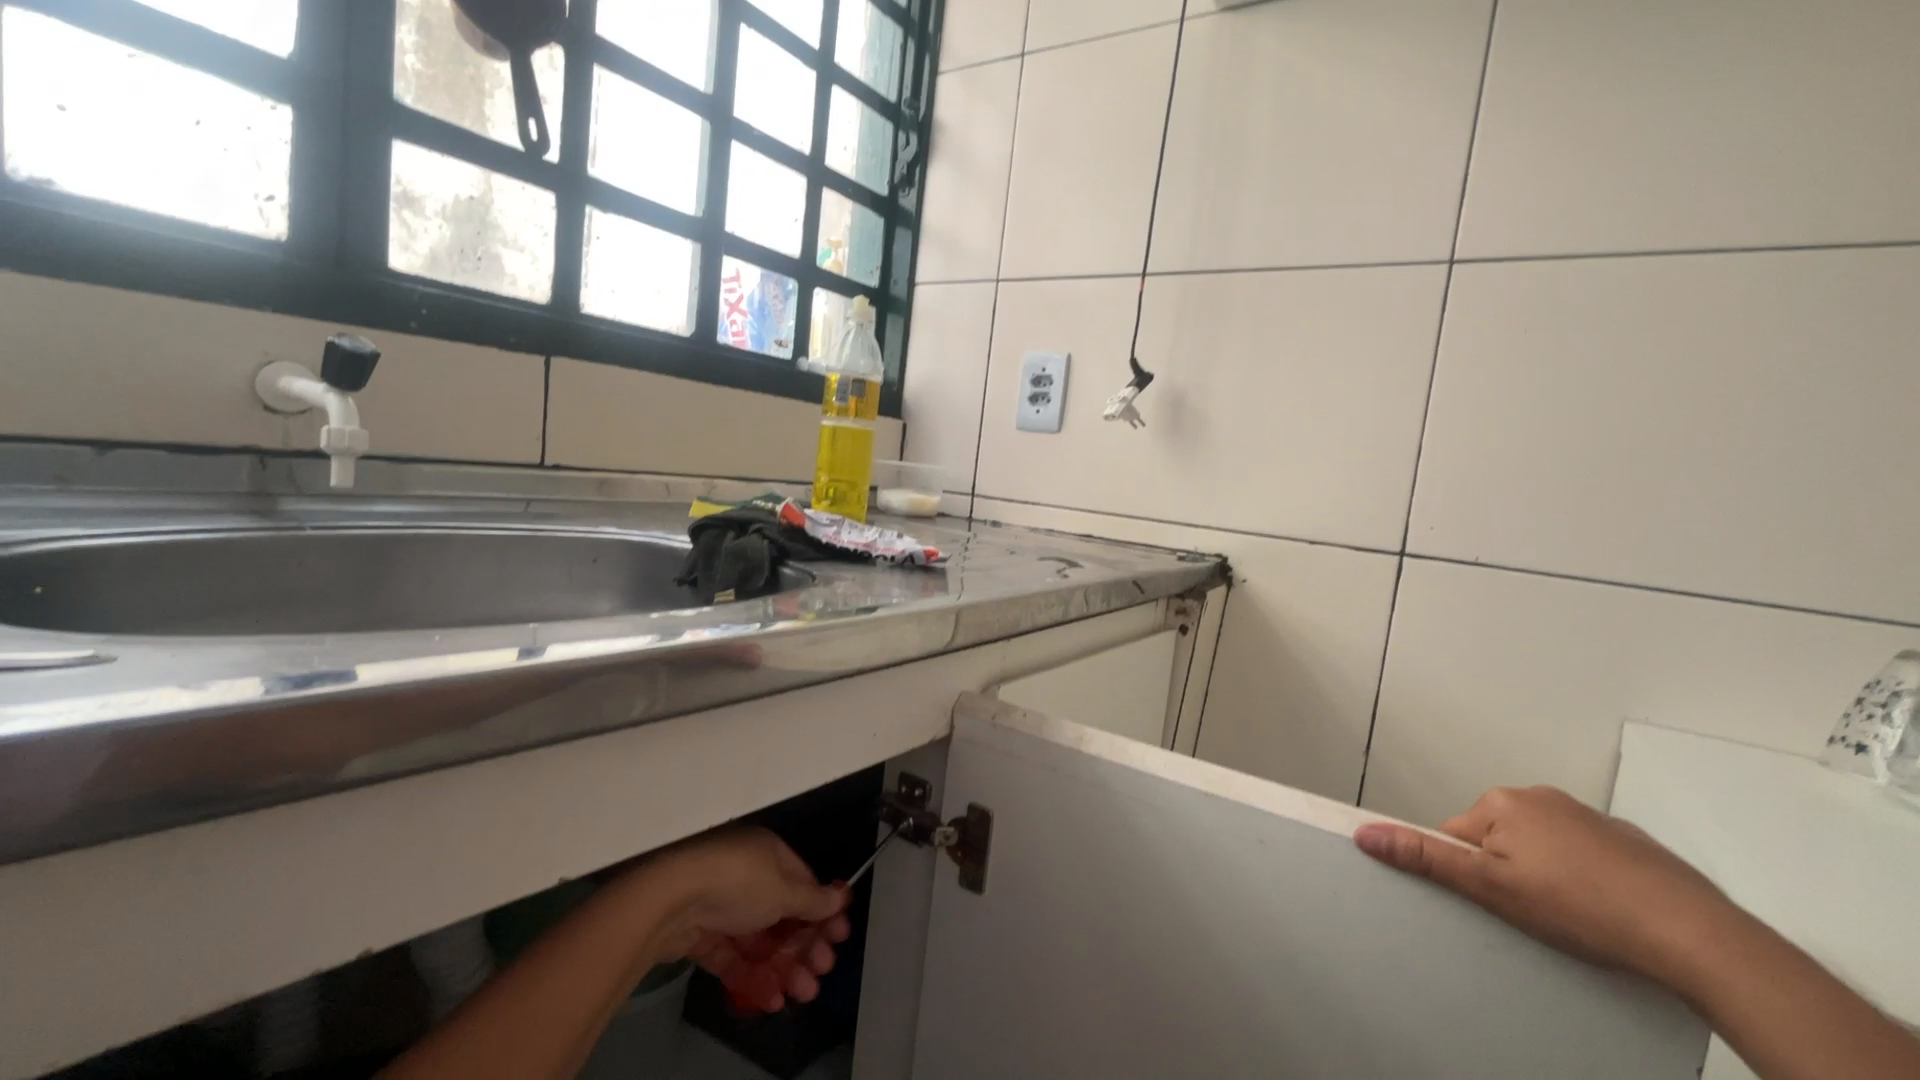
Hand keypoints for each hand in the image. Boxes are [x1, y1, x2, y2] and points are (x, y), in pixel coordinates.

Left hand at [624, 827, 850, 1011]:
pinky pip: (733, 955)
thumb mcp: (784, 890)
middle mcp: (746, 876)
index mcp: (769, 855)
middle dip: (806, 945)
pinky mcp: (700, 935)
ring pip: (760, 940)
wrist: (669, 900)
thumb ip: (813, 900)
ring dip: (785, 967)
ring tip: (802, 993)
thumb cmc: (738, 883)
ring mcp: (721, 907)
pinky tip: (772, 999)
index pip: (804, 883)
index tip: (840, 937)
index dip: (824, 912)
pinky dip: (753, 976)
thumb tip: (841, 896)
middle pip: (784, 915)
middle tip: (822, 969)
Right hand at [1353, 786, 1732, 984]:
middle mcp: (1541, 796)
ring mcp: (1587, 816)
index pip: (1454, 834)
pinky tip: (1599, 910)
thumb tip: (1366, 832)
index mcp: (1503, 801)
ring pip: (1539, 847)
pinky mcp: (1625, 840)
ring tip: (1568, 915)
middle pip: (1496, 838)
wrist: (1689, 931)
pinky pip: (1581, 856)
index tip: (1490, 902)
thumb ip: (1426, 857)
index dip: (1465, 872)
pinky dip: (1582, 878)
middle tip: (1528, 912)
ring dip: (1542, 875)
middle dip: (1503, 872)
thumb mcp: (1490, 887)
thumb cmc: (1580, 906)